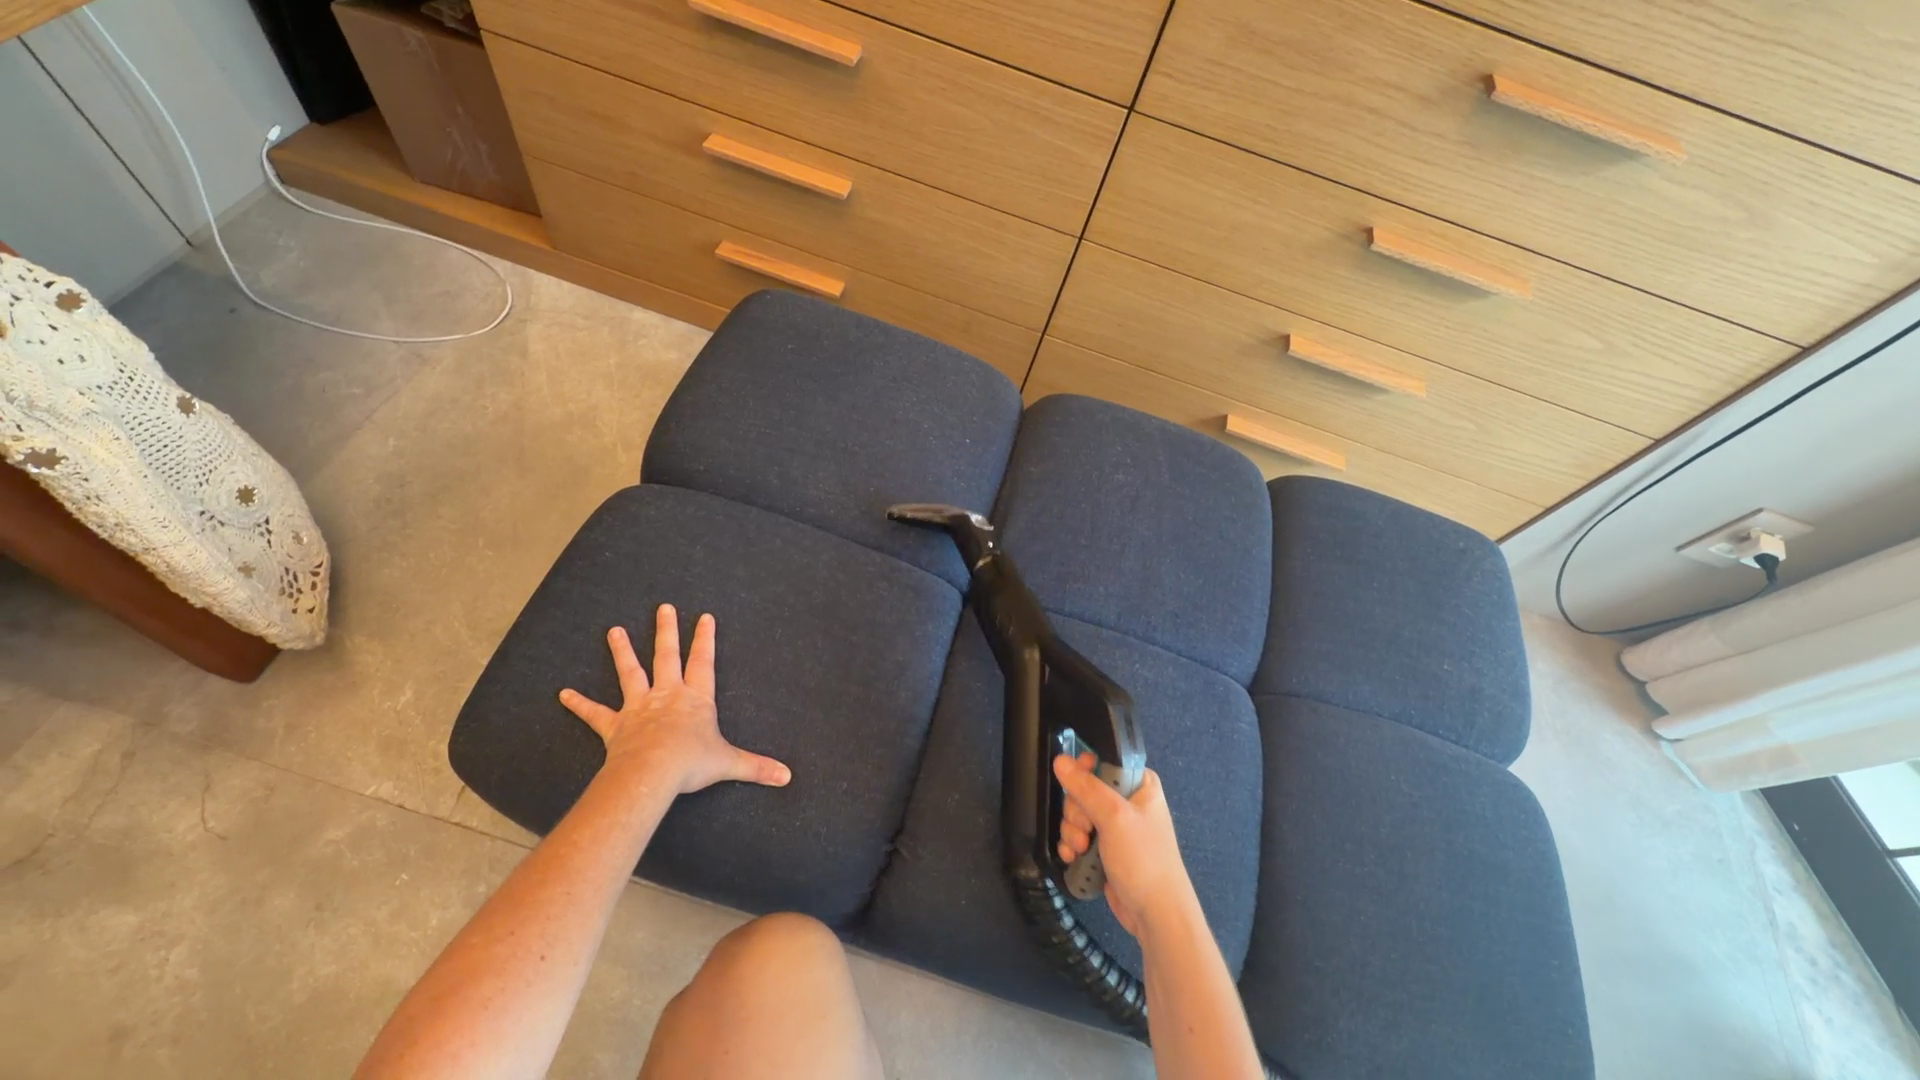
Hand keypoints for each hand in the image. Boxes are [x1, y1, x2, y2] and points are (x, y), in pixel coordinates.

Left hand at [559, 604, 790, 794]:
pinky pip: (595, 713)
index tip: (704, 617)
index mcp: (696, 699)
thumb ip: (757, 767)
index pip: (703, 662)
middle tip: (664, 607)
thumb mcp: (730, 763)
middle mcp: (667, 695)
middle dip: (666, 631)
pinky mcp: (615, 725)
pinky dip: (579, 704)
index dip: (705, 639)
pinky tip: (563, 694)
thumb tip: (787, 776)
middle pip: (666, 656)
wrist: (653, 772)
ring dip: (622, 652)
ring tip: (615, 631)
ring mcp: (639, 707)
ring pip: (630, 673)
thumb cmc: (691, 764)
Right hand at [1054, 754, 1195, 938]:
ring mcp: (1114, 827)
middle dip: (1076, 811)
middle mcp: (1127, 801)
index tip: (1076, 786)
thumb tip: (1060, 760)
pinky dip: (1072, 846)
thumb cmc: (1143, 858)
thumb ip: (1086, 787)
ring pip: (1077, 814)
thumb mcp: (1115, 817)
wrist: (1155, 914)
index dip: (1085, 771)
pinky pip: (1077, 836)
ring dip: (1072, 831)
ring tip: (1081, 849)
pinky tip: (1072, 858)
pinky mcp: (1103, 849)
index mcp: (1139, 784)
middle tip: (1086, 828)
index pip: (1104, 760)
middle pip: (1084, 789)